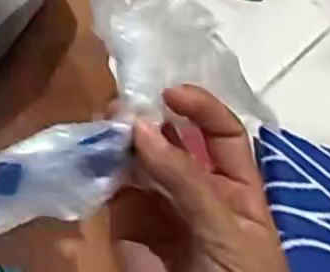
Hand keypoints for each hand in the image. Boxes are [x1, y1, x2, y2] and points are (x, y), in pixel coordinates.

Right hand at [115, 86, 287, 271]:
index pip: (220, 132)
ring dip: (120, 135)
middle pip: (171, 137)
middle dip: (147, 115)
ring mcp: (160, 206)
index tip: (168, 93)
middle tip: (121, 106)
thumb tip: (137, 124)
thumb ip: (186, 180)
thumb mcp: (229, 237)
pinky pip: (113, 184)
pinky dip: (101, 163)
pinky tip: (93, 150)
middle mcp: (196, 189)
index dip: (199, 106)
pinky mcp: (126, 224)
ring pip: (137, 155)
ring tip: (104, 125)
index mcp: (236, 191)